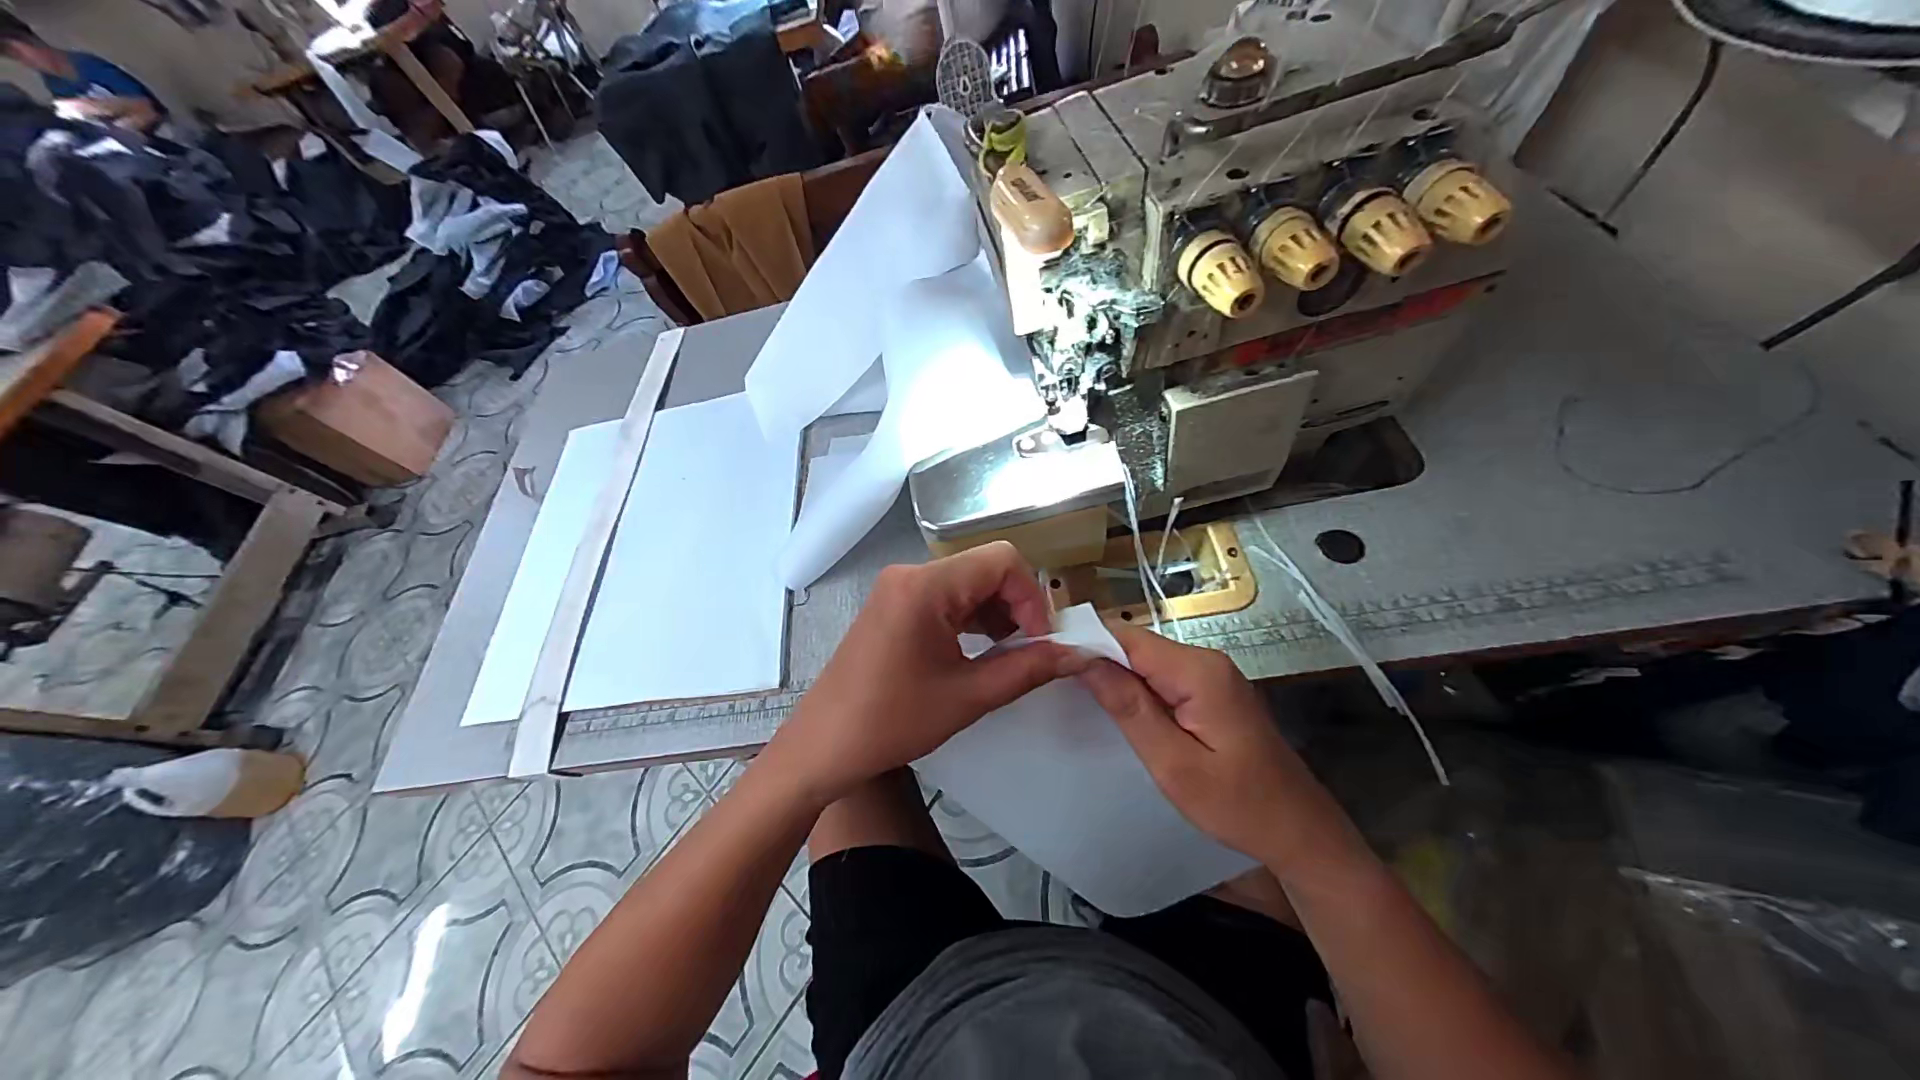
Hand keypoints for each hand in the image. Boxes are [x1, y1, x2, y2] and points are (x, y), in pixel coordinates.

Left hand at [763, 542, 1087, 804]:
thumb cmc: (892, 722)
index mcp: (925, 586)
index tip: (1043, 640)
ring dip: (997, 613)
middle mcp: (910, 574)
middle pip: (985, 569)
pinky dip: (972, 617)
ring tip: (1010, 656)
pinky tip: (982, 651)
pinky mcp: (893, 605)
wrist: (823, 746)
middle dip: (1017, 605)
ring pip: (967, 582)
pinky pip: (946, 597)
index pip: (1002, 561)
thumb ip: (1028, 669)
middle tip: (1033, 651)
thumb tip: (1078, 653)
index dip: (1032, 596)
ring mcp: (898, 588)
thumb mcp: (969, 696)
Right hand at [1080, 622, 1360, 870]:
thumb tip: (1085, 660)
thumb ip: (1130, 708)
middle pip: (1135, 644)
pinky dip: (1134, 686)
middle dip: (1095, 659)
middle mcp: (1206, 660)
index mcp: (1198, 671)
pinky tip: (1115, 708)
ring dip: (1113, 674)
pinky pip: (1161, 676)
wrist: (1299, 831)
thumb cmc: (1238, 805)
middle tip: (1054, 683)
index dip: (1085, 644)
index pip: (1127, 638)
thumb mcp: (1174, 764)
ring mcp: (1212, 674)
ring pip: (1146, 659)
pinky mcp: (1211, 691)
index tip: (1047, 660)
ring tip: (1076, 696)